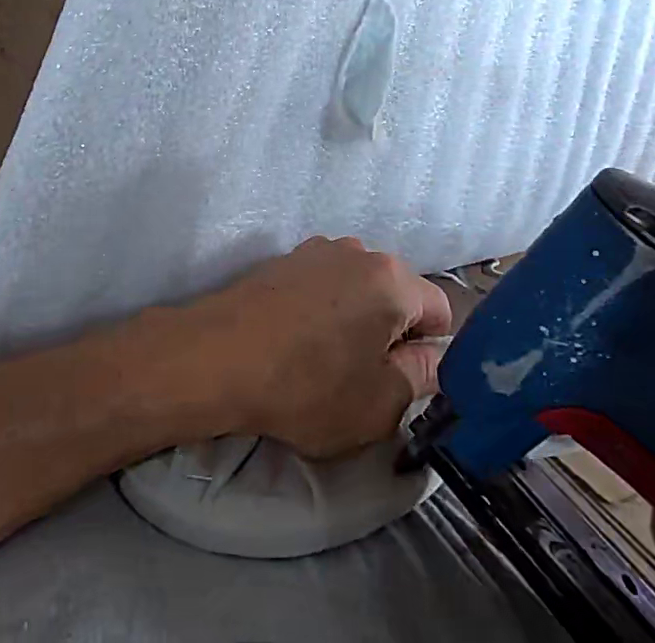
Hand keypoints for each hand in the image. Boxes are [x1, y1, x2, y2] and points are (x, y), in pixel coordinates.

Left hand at [167, 237, 451, 458]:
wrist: (214, 359)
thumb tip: (431, 358)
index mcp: (394, 281)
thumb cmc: (305, 386)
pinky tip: (294, 341)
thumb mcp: (379, 404)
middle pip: (398, 296)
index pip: (440, 311)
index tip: (399, 380)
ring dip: (355, 320)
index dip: (429, 352)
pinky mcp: (284, 260)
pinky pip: (323, 286)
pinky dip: (322, 310)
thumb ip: (421, 377)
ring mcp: (318, 251)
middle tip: (361, 375)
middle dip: (391, 333)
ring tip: (322, 358)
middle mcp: (361, 252)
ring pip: (359, 289)